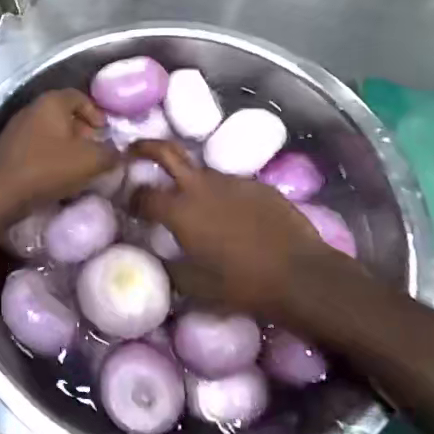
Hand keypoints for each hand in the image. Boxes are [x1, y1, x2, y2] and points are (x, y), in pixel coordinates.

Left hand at [0, 89, 117, 221]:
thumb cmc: (47, 169)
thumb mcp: (90, 161)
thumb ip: (110, 153)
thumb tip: (117, 151)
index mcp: (50, 102)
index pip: (79, 96)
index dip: (96, 112)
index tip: (105, 133)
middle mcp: (30, 109)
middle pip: (63, 113)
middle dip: (82, 130)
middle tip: (94, 150)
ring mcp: (14, 128)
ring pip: (48, 130)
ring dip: (65, 145)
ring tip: (78, 165)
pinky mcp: (6, 148)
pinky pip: (34, 145)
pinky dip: (48, 154)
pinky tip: (55, 175)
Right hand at [129, 139, 340, 311]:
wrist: (304, 278)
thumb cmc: (242, 285)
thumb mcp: (194, 285)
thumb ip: (169, 267)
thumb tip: (157, 258)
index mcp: (179, 210)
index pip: (142, 194)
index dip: (131, 198)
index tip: (129, 205)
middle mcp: (201, 187)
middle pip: (166, 152)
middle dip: (145, 148)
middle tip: (134, 152)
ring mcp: (233, 182)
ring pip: (202, 172)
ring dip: (190, 181)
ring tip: (194, 202)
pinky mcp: (260, 187)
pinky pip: (232, 186)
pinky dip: (223, 196)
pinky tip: (233, 216)